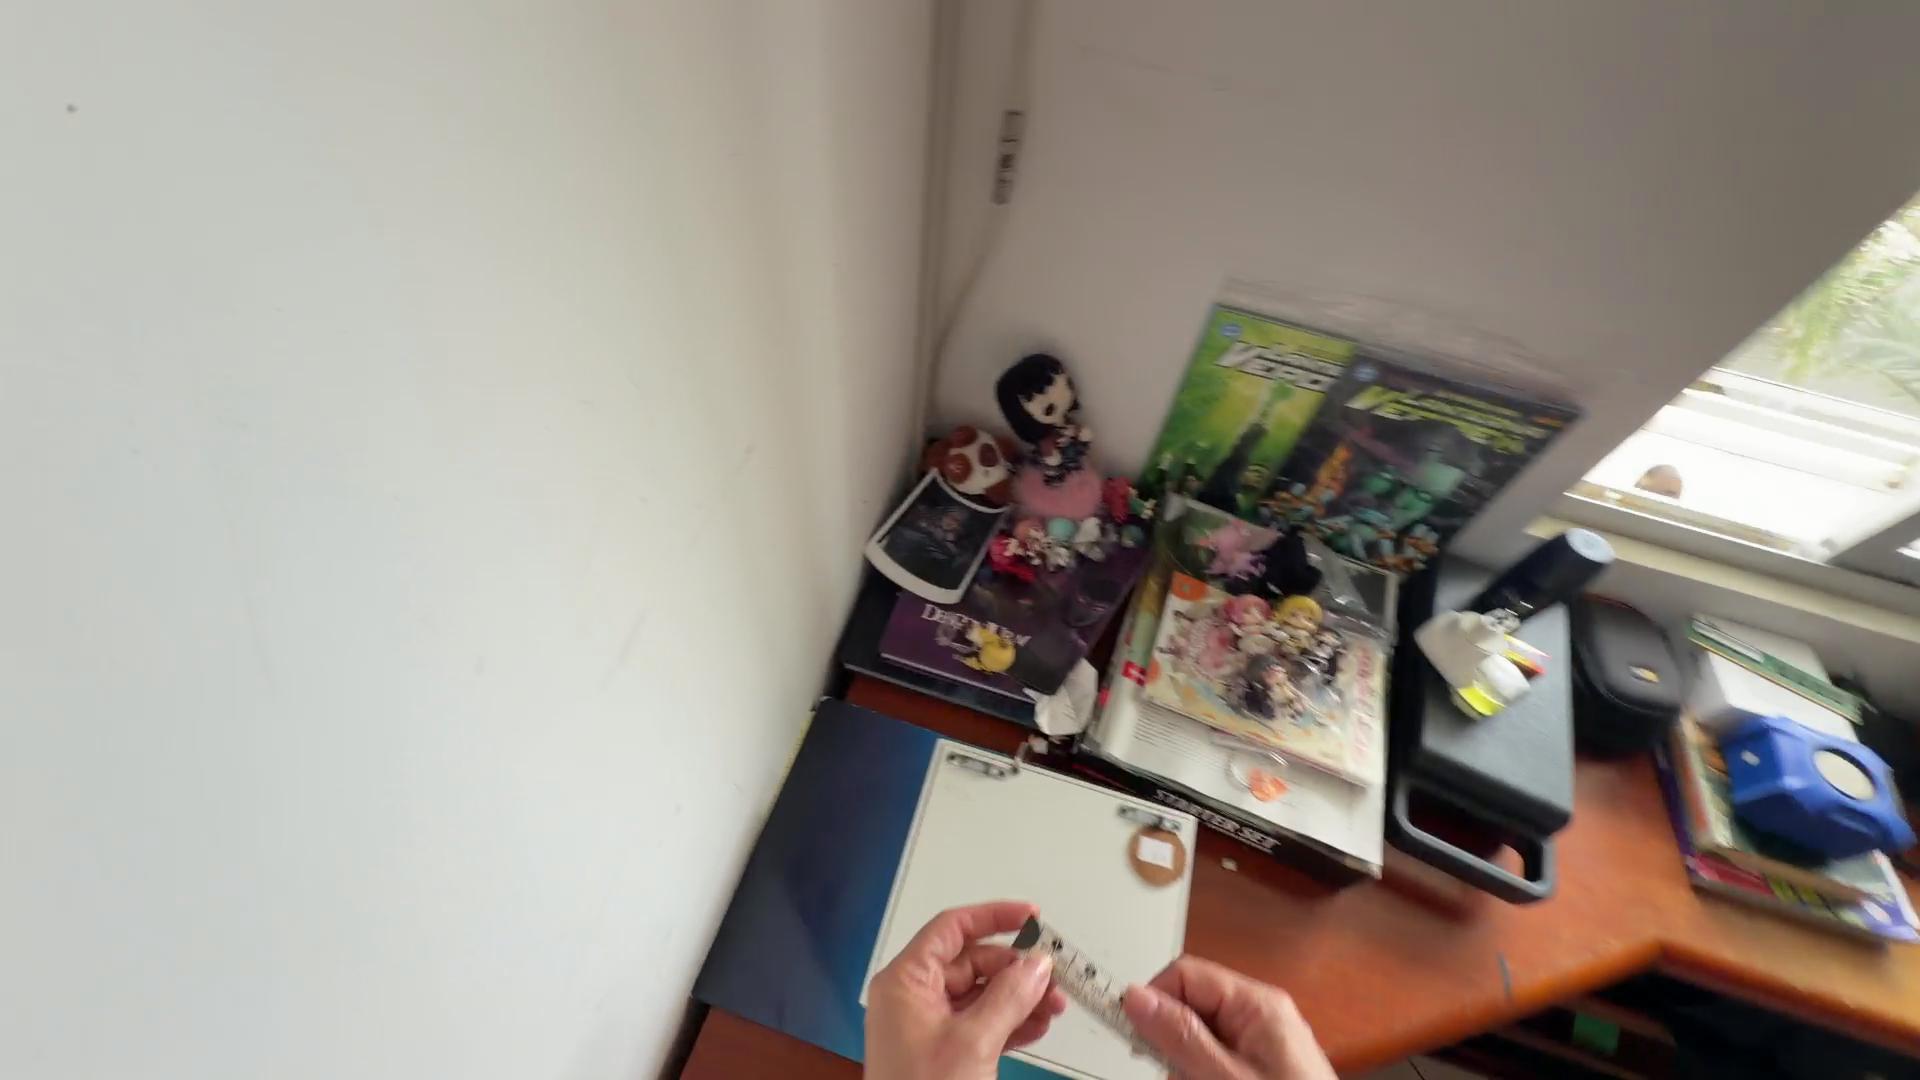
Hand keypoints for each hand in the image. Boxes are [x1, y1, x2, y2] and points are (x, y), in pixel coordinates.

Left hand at [865, 901, 1069, 1079]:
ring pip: (981, 994)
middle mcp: (914, 996)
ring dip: (1019, 996)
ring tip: (1055, 1004)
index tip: (1031, 916)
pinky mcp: (943, 1053)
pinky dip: (1010, 1021)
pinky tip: (1038, 1024)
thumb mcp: (972, 1043)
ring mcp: (928, 1026)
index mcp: (905, 980)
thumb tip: (1038, 963)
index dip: (993, 917)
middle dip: (1015, 968)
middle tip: (1053, 974)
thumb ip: (1008, 997)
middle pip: (971, 962)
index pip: (952, 928)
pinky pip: (981, 1022)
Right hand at [1123, 956, 1335, 1079]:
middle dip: (1173, 1048)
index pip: (1185, 975)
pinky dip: (1203, 1077)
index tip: (1136, 1038)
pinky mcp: (1264, 1069)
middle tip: (1177, 1078)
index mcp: (1257, 1004)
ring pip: (1199, 1042)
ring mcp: (1264, 1044)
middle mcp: (1260, 1015)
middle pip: (1190, 1008)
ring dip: (1187, 1071)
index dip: (1155, 1001)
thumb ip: (1182, 1038)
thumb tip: (1134, 996)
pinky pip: (1217, 1063)